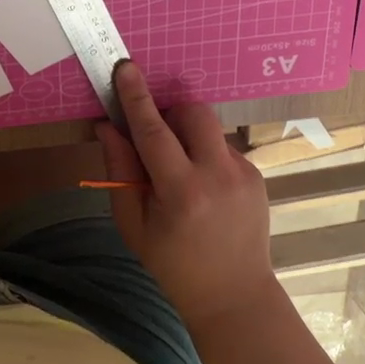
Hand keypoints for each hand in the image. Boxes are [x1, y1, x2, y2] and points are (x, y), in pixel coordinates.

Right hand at [95, 61, 277, 325]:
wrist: (233, 296)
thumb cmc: (171, 264)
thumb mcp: (132, 222)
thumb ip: (119, 170)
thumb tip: (107, 127)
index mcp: (182, 192)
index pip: (153, 130)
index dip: (136, 96)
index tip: (125, 67)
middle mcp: (218, 175)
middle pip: (193, 113)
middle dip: (169, 111)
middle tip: (153, 135)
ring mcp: (244, 174)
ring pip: (209, 128)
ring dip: (186, 136)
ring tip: (177, 172)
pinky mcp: (257, 176)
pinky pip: (222, 147)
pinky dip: (203, 154)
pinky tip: (200, 189)